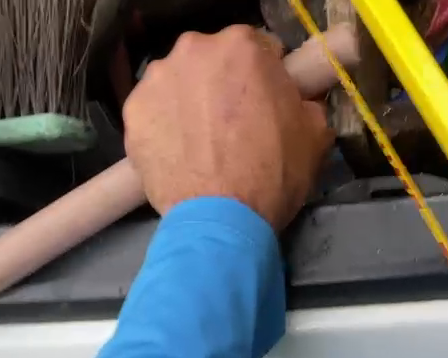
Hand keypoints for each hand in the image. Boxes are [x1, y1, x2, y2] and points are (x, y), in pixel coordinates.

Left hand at [123, 28, 334, 230]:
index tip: (265, 109)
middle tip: (233, 132)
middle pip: (212, 64)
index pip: (258, 52)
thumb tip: (299, 104)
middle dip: (222, 90)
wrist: (222, 222)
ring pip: (179, 86)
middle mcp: (194, 49)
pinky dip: (165, 131)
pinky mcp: (133, 113)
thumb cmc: (271, 177)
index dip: (264, 82)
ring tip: (203, 149)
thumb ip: (306, 106)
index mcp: (242, 46)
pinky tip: (180, 158)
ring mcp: (158, 79)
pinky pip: (154, 115)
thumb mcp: (313, 139)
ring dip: (191, 107)